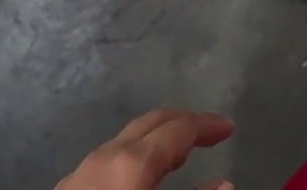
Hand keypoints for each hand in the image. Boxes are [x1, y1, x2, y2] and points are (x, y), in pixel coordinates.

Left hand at [56, 110, 234, 189]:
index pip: (180, 128)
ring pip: (126, 141)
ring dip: (156, 141)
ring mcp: (78, 174)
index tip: (229, 129)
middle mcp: (105, 156)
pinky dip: (132, 159)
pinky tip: (135, 183)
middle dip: (182, 123)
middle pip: (151, 122)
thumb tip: (224, 185)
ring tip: (178, 158)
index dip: (207, 126)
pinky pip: (106, 161)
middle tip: (207, 134)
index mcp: (133, 162)